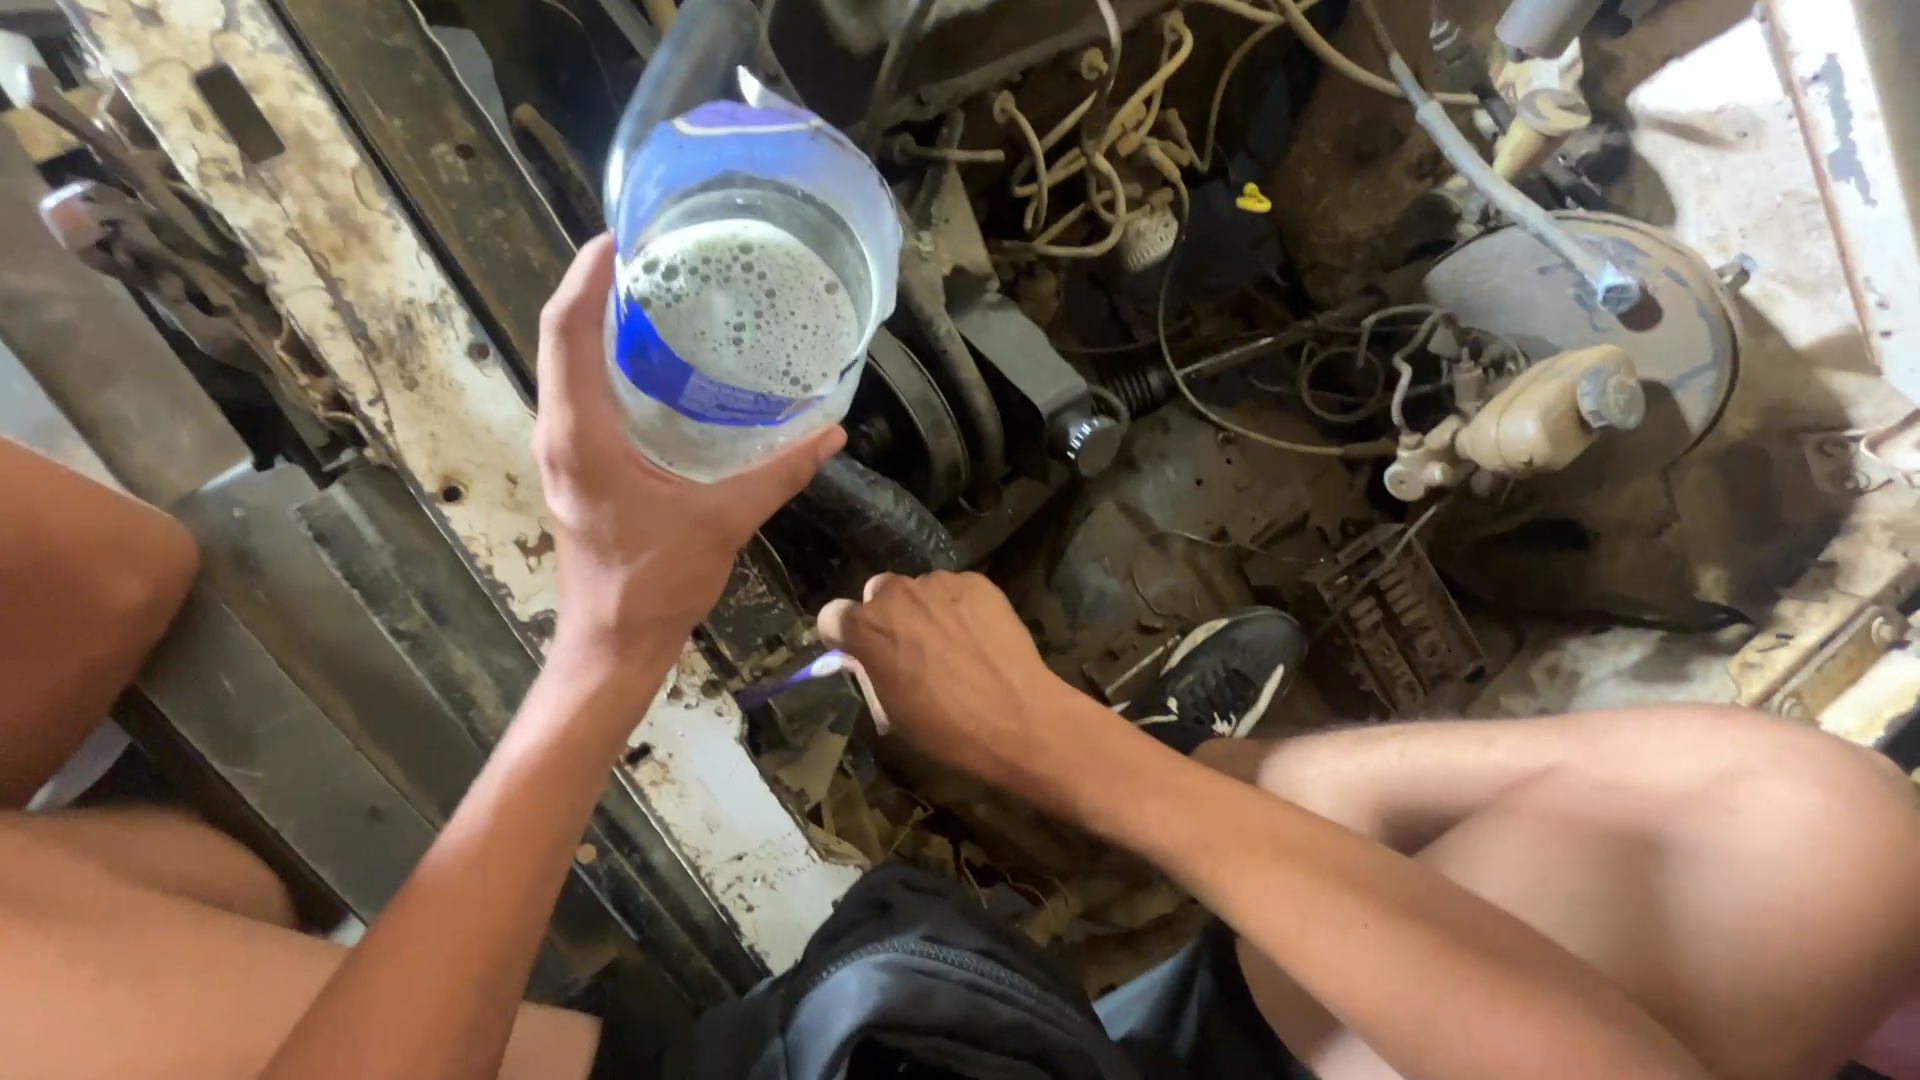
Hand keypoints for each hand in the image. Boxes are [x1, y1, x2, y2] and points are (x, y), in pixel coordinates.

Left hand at [534, 235, 843, 696]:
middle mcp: (561, 434)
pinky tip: (660, 366)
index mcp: (582, 436)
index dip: (588, 277)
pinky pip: (585, 397)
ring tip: (659, 298)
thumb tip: (831, 434)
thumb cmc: (656, 583)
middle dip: (598, 290)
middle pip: (562, 339)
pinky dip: (611, 366)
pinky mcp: (579, 469)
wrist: (615, 642)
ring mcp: (565, 452)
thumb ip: (778, 473)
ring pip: (570, 368)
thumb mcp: (725, 521)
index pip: (568, 332)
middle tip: (653, 259)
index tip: (620, 237)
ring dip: (602, 327)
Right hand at [818, 572, 1100, 794]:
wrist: (1018, 717)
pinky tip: (978, 635)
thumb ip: (871, 672)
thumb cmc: (946, 727)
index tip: (861, 652)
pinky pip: (956, 589)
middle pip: (877, 593)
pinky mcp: (977, 582)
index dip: (844, 635)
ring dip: (925, 609)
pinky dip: (960, 607)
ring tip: (952, 642)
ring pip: (919, 589)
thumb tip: (868, 658)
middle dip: (887, 615)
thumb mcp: (892, 711)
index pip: (832, 615)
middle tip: (910, 646)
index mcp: (866, 628)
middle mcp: (897, 595)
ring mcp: (939, 584)